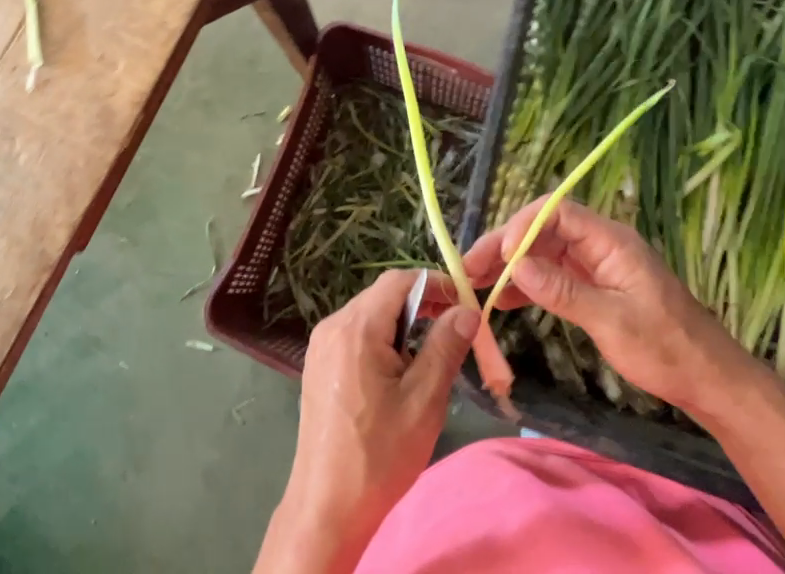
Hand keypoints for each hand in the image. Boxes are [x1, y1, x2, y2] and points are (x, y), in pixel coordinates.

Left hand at [263, 270, 479, 573]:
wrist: (328, 503)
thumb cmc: (381, 452)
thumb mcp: (424, 399)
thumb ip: (445, 346)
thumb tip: (466, 310)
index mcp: (356, 328)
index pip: (399, 281)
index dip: (435, 285)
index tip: (464, 304)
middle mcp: (332, 326)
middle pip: (382, 296)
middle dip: (421, 305)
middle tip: (456, 330)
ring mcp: (321, 346)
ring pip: (369, 316)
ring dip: (403, 325)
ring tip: (432, 355)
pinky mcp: (318, 366)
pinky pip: (355, 336)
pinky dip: (382, 341)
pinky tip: (400, 372)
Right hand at [462, 198, 757, 415]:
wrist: (708, 379)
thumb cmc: (667, 348)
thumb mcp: (612, 321)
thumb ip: (563, 291)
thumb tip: (516, 266)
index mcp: (610, 241)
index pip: (556, 213)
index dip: (521, 227)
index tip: (497, 256)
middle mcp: (599, 245)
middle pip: (542, 231)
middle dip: (504, 247)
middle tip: (469, 271)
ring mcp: (595, 266)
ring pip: (542, 254)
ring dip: (508, 267)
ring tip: (474, 285)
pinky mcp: (592, 287)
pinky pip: (551, 276)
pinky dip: (525, 286)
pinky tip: (500, 301)